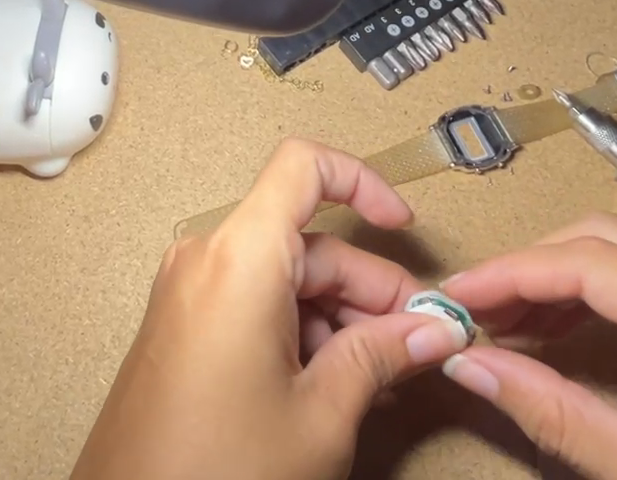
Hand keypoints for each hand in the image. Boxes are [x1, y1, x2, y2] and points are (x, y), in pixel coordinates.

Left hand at [72, 138, 471, 479]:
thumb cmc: (217, 471)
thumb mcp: (321, 414)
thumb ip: (381, 356)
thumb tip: (431, 330)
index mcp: (239, 258)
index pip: (303, 167)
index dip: (362, 181)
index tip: (402, 226)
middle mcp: (208, 257)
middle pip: (307, 240)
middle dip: (367, 287)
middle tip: (418, 342)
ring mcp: (191, 288)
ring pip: (285, 275)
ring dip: (338, 315)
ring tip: (380, 377)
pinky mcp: (185, 320)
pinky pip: (255, 299)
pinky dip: (300, 327)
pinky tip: (335, 381)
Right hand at [439, 214, 616, 479]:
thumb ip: (555, 414)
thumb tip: (462, 362)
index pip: (591, 264)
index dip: (509, 276)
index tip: (452, 300)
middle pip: (606, 238)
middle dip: (530, 270)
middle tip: (475, 312)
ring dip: (562, 276)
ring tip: (508, 320)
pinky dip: (604, 290)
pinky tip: (566, 324)